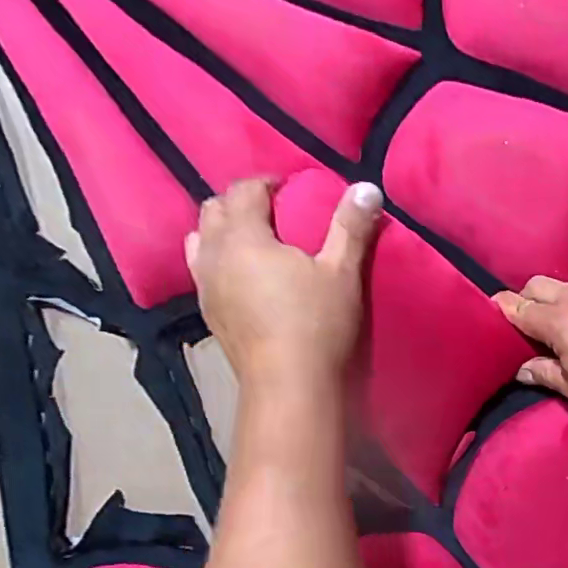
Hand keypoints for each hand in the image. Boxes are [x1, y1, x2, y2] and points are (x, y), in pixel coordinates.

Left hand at [185, 177, 384, 394]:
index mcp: (244, 236)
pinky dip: (218, 260)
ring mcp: (205, 285)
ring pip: (201, 239)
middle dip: (241, 202)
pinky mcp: (208, 313)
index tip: (290, 187)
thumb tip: (366, 186)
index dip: (267, 182)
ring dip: (222, 230)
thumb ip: (350, 227)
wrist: (289, 385)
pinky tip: (240, 277)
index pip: (245, 190)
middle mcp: (215, 254)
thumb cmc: (318, 325)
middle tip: (272, 211)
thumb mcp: (342, 273)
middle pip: (215, 209)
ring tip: (251, 241)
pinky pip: (202, 270)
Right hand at [490, 277, 567, 420]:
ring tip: (552, 330)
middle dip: (522, 300)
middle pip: (535, 285)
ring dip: (548, 301)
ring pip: (560, 285)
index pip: (517, 306)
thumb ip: (544, 374)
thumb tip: (521, 368)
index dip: (499, 311)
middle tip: (524, 330)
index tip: (490, 320)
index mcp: (559, 323)